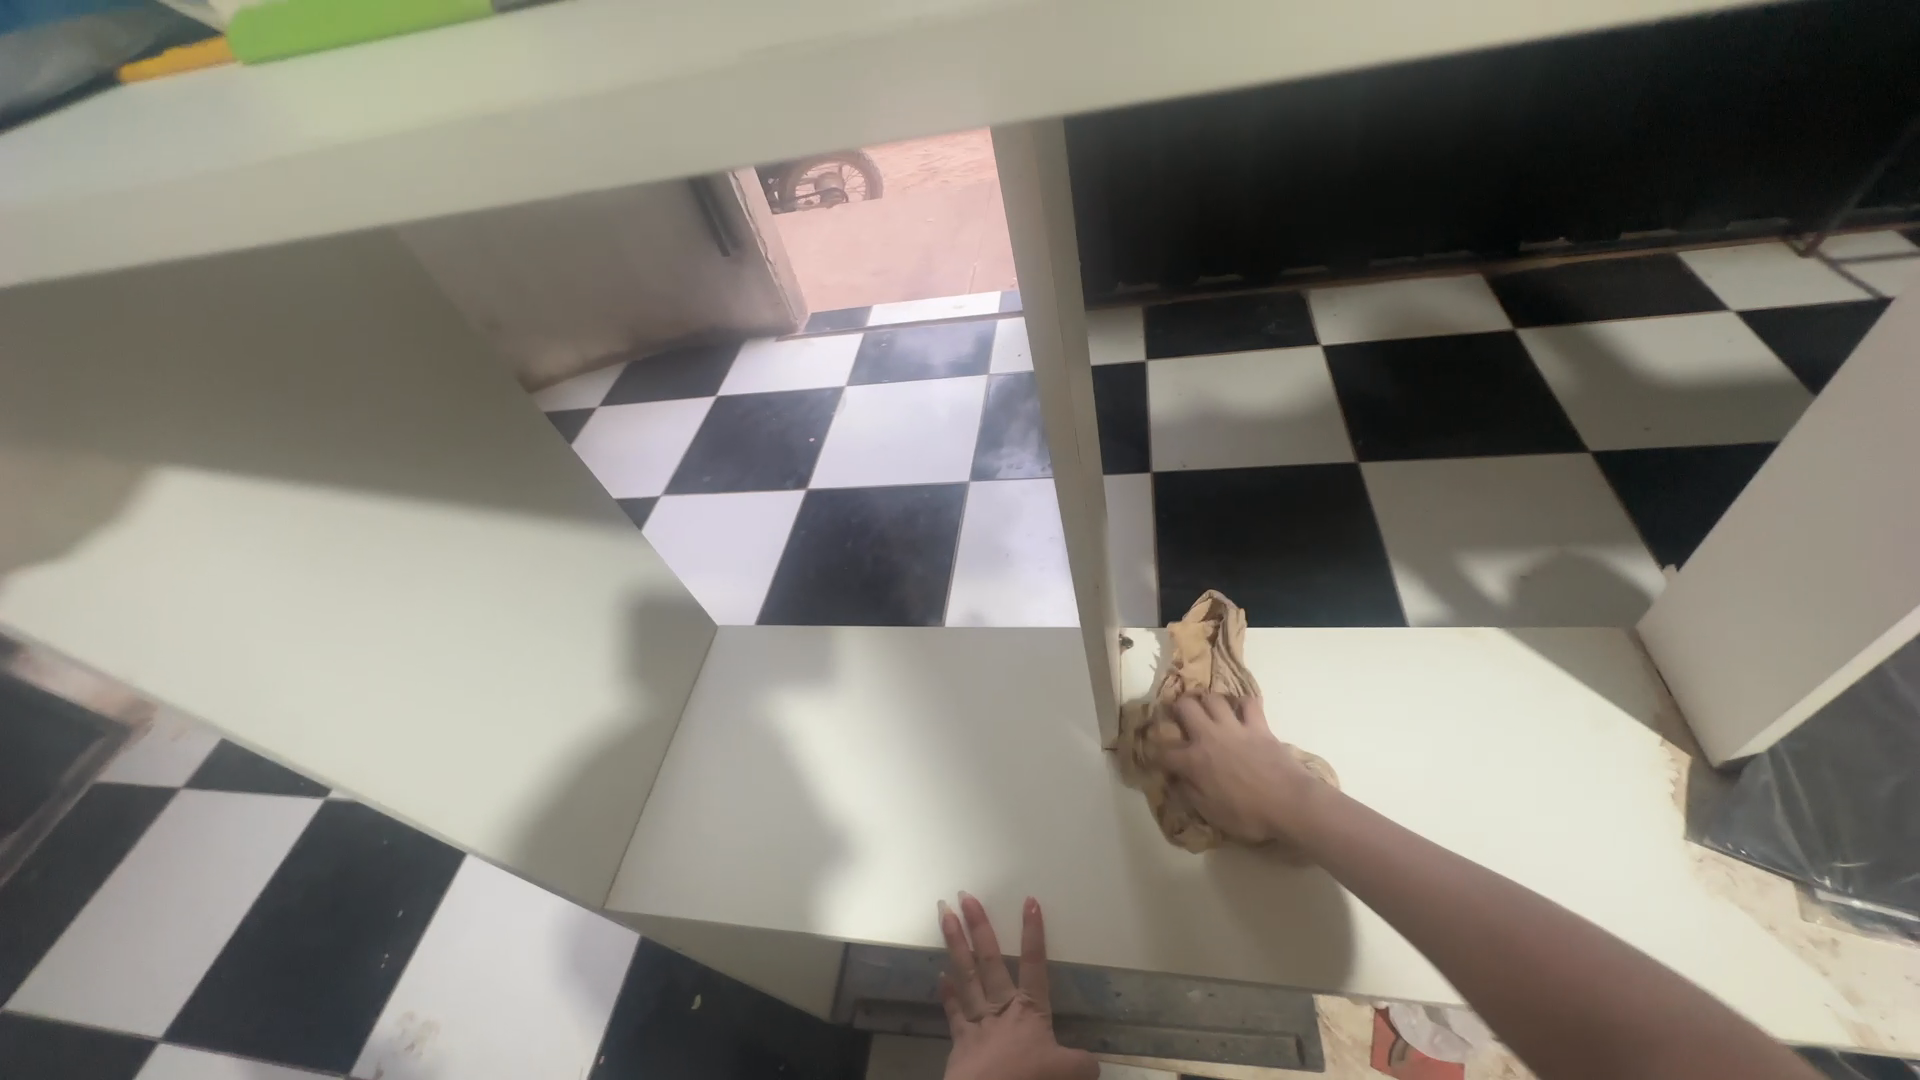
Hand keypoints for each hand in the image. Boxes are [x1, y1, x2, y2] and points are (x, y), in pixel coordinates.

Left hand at [938, 892, 1096, 1079]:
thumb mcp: (1068, 1073)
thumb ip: (1080, 1063)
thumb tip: (1093, 1062)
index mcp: (1031, 1011)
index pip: (1034, 965)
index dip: (1033, 934)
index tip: (1029, 903)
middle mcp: (1002, 1007)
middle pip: (990, 960)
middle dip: (979, 927)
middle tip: (965, 897)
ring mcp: (978, 1021)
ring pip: (966, 975)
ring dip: (956, 945)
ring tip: (945, 916)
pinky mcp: (960, 1041)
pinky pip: (954, 1013)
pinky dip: (948, 995)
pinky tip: (940, 976)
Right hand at [1161, 694, 1324, 848]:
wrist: (1290, 804)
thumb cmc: (1249, 815)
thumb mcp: (1211, 814)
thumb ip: (1190, 794)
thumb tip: (1177, 780)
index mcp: (1194, 761)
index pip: (1163, 752)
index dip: (1155, 753)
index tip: (1155, 756)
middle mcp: (1209, 737)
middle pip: (1185, 707)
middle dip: (1178, 708)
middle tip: (1182, 718)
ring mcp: (1234, 728)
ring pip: (1213, 698)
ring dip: (1208, 702)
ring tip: (1209, 710)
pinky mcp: (1258, 726)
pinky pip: (1249, 703)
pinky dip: (1244, 704)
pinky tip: (1242, 711)